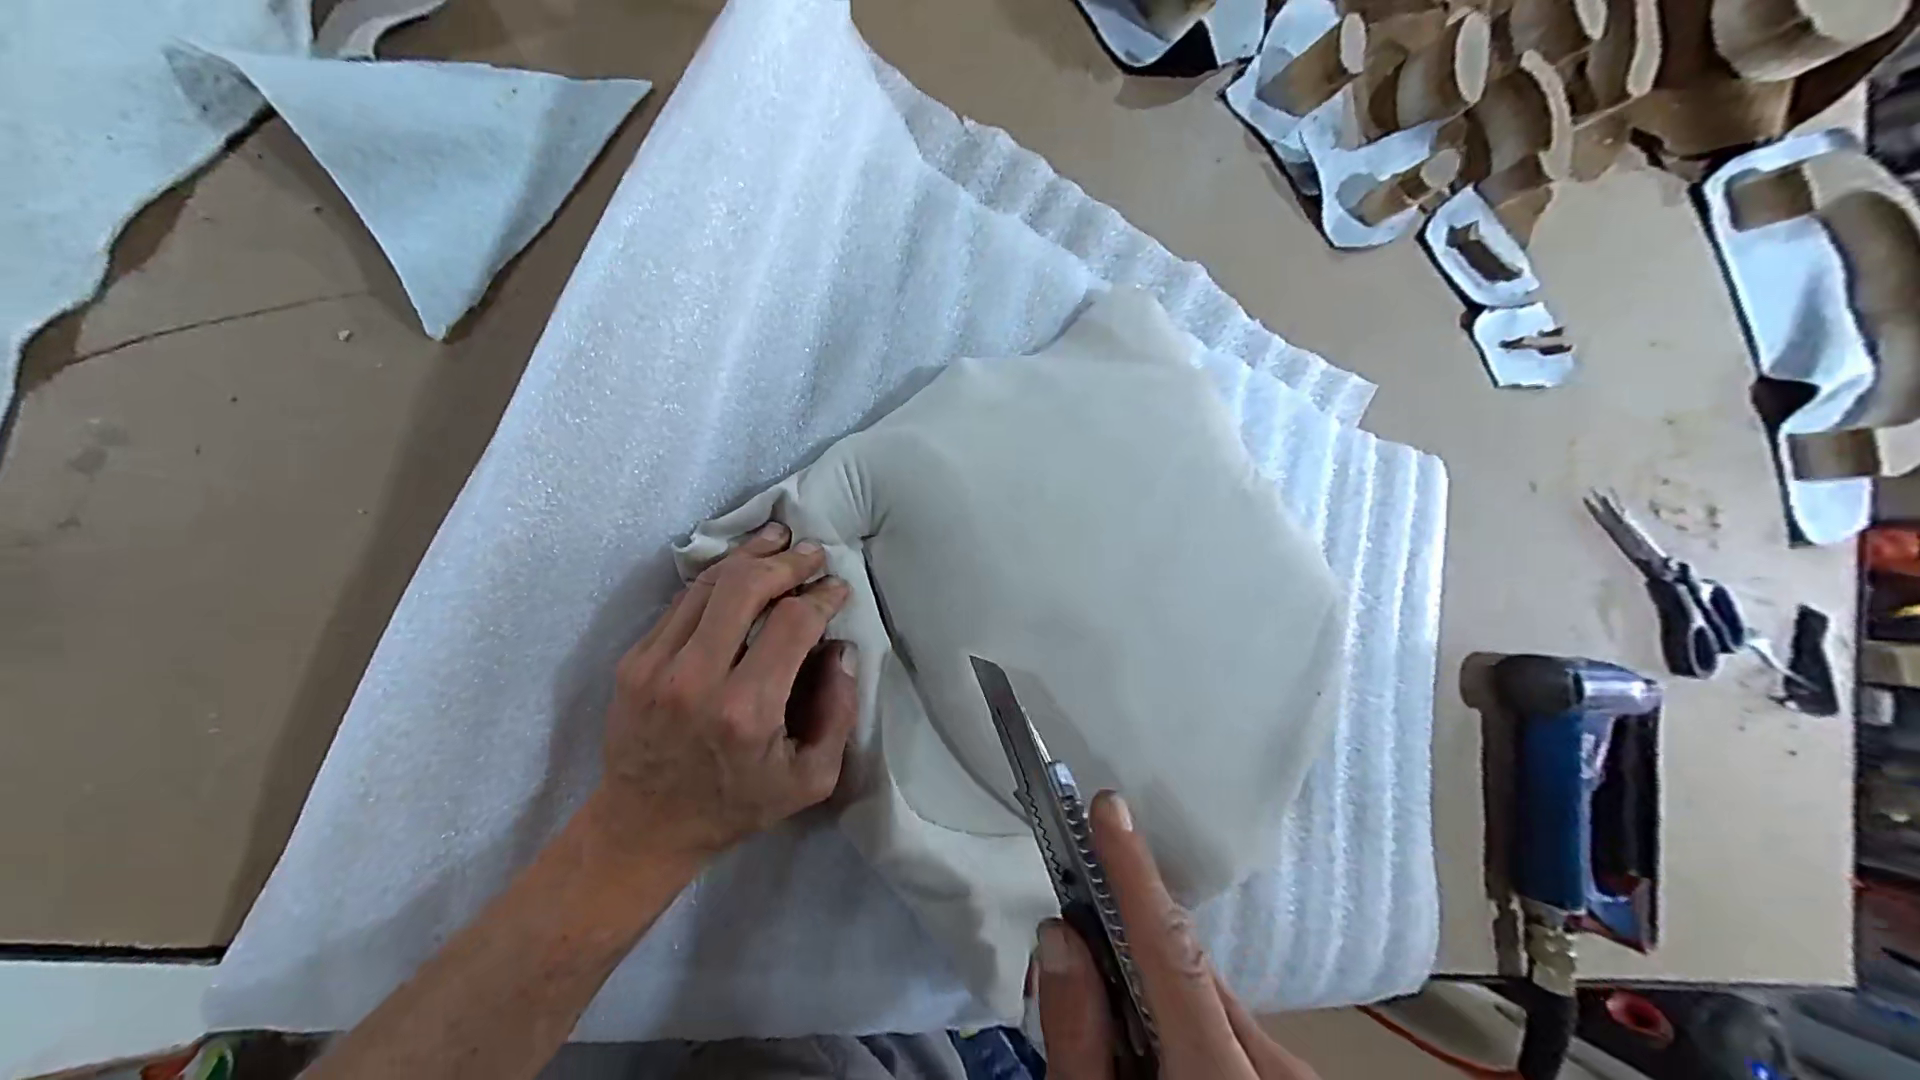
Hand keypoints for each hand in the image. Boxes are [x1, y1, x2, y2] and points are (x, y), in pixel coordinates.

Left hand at [585, 521, 858, 867]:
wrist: (642, 825)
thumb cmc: (736, 804)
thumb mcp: (811, 779)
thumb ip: (838, 712)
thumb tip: (838, 648)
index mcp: (746, 711)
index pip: (792, 624)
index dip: (822, 597)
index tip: (838, 589)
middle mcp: (697, 679)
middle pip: (745, 587)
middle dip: (787, 561)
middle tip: (812, 551)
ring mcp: (657, 665)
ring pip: (709, 584)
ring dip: (750, 555)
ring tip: (778, 539)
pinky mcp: (634, 661)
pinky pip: (682, 602)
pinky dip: (717, 578)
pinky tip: (740, 568)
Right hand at [1036, 792, 1320, 1079]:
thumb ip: (1078, 1038)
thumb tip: (1059, 936)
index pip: (1169, 952)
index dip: (1134, 873)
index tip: (1108, 806)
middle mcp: (1270, 1069)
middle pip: (1184, 971)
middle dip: (1124, 942)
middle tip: (1067, 939)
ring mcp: (1291, 1076)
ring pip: (1204, 994)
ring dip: (1149, 986)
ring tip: (1106, 1025)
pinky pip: (1222, 1021)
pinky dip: (1177, 1014)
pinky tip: (1147, 1048)